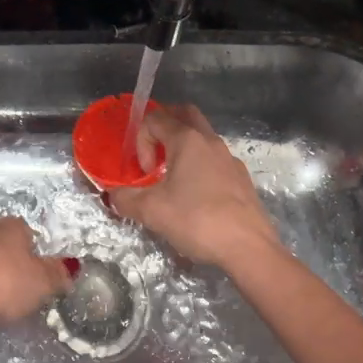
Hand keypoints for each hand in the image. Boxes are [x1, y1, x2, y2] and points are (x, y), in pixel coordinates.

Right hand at [107, 104, 280, 271]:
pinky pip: (216, 160)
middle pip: (184, 114)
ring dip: (184, 148)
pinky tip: (198, 197)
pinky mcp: (242, 178)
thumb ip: (126, 199)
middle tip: (156, 153)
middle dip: (165, 126)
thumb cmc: (198, 221)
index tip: (145, 172)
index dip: (141, 140)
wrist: (250, 249)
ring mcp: (229, 158)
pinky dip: (202, 166)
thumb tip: (113, 195)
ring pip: (202, 137)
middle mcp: (209, 140)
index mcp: (187, 139)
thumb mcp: (153, 212)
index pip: (154, 119)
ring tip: (174, 178)